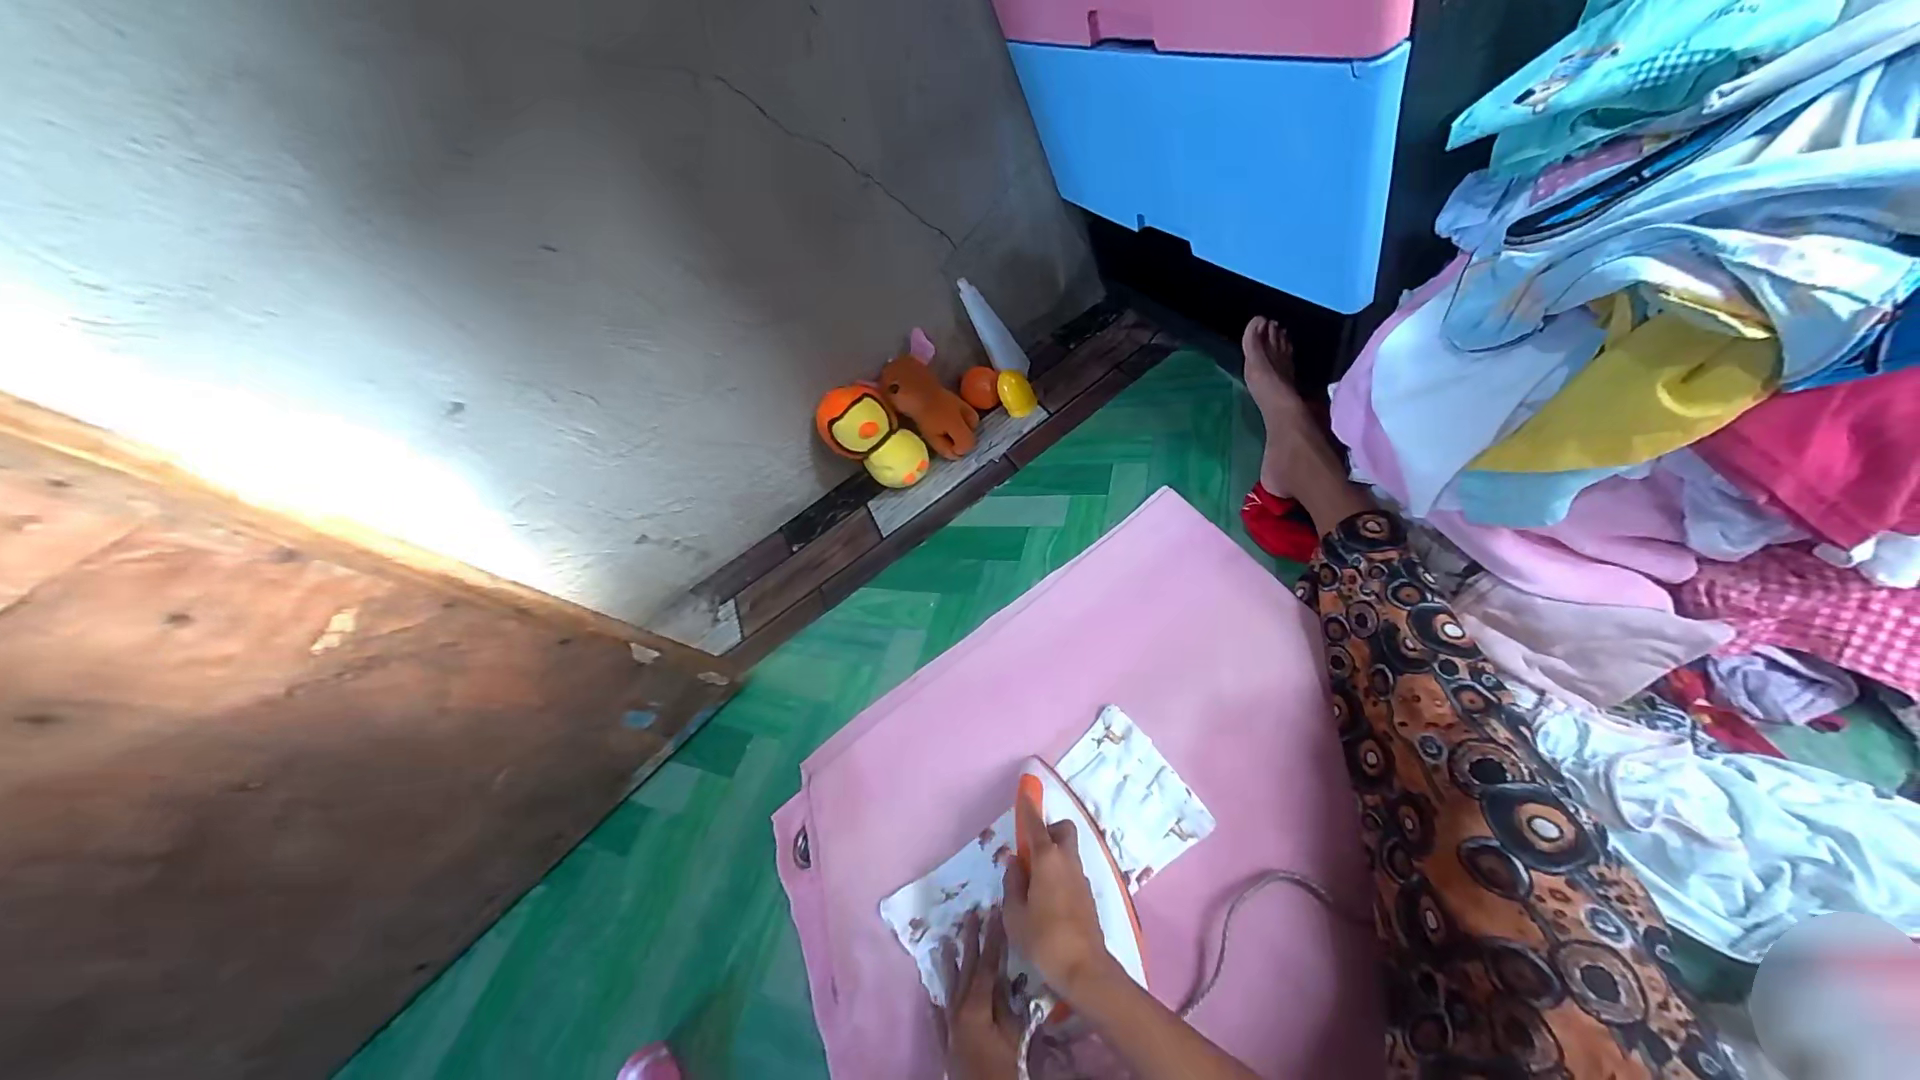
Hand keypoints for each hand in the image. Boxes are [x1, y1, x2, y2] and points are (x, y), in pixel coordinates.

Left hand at [938, 908, 1020, 1079]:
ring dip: (949, 961)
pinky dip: (935, 998)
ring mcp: (948, 1025)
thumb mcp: (1012, 1037)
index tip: (994, 910)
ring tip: (946, 938)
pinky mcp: (945, 1041)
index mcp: (975, 1006)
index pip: (987, 963)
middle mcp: (957, 1010)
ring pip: (948, 985)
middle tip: (972, 911)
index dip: (993, 936)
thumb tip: (1004, 978)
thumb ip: (1006, 1006)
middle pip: (966, 967)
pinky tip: (930, 989)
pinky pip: (937, 1013)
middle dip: (970, 938)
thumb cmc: (1003, 1072)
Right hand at [1003, 792, 1115, 1000]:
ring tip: (1033, 884)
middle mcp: (1068, 861)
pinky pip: (1071, 872)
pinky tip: (1046, 900)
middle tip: (1029, 853)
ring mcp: (1082, 878)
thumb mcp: (1014, 913)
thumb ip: (1012, 882)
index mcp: (1047, 859)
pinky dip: (1059, 874)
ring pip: (1068, 852)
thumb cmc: (1043, 939)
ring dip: (1052, 855)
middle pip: (1062, 830)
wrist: (1084, 970)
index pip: (1035, 824)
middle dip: (1048, 831)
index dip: (1028, 807)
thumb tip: (1014, 861)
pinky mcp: (1088, 896)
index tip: (1024, 791)